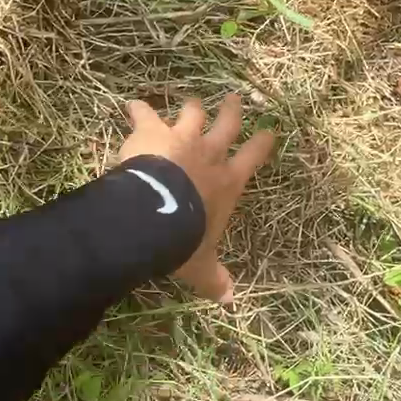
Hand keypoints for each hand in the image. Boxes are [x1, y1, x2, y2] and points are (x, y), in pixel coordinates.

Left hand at [118, 94, 273, 302]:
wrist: (155, 217)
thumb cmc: (185, 240)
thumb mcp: (202, 264)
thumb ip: (214, 279)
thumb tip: (229, 301)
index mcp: (228, 182)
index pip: (253, 157)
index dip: (262, 143)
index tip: (269, 131)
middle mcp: (210, 154)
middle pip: (227, 124)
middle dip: (231, 111)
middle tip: (233, 98)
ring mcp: (182, 139)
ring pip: (193, 113)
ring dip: (192, 107)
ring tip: (191, 102)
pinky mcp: (153, 132)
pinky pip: (145, 114)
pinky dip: (138, 109)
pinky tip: (131, 105)